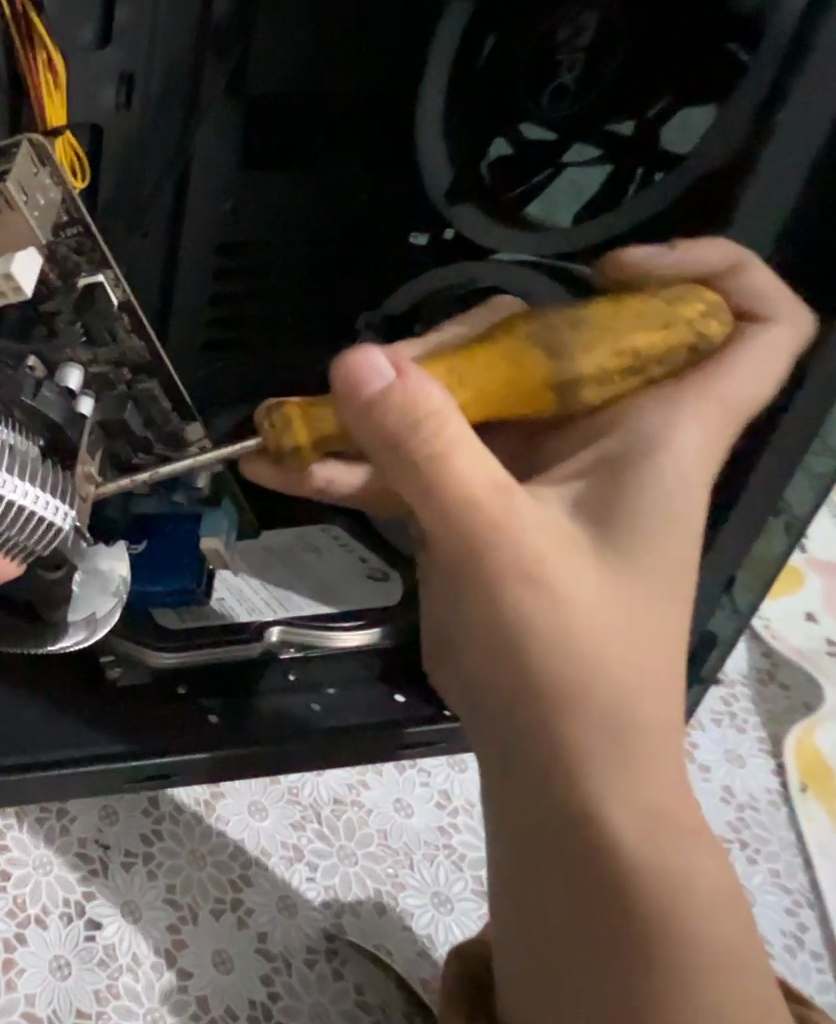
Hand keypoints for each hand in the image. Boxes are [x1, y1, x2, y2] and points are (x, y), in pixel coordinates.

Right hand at [240, 238, 816, 761]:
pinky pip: (406, 467)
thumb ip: (423, 445)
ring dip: (370, 414)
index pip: (746, 326)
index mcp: (652, 434)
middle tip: (372, 376)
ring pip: (454, 411)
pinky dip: (346, 467)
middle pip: (541, 351)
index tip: (598, 271)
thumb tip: (352, 357)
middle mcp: (593, 443)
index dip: (698, 275)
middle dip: (450, 350)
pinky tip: (277, 468)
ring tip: (288, 421)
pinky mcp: (469, 515)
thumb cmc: (563, 647)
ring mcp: (523, 480)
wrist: (549, 752)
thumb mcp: (491, 536)